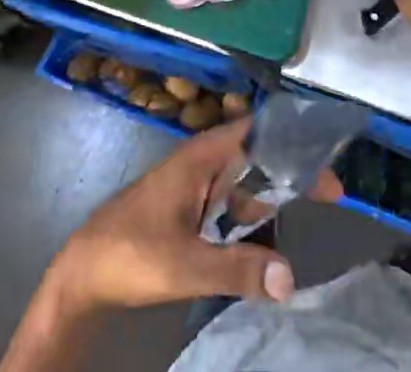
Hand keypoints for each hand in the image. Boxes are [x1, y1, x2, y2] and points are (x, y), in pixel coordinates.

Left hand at [42, 119, 338, 312]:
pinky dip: (251, 214)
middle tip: (330, 192)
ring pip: (242, 181)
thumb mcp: (185, 265)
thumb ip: (237, 269)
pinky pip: (228, 202)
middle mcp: (200, 163)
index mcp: (201, 158)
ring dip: (273, 193)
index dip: (291, 140)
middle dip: (291, 169)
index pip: (256, 132)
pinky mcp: (186, 208)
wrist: (80, 275)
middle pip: (255, 156)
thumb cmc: (129, 255)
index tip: (325, 156)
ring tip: (310, 208)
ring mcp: (192, 185)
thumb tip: (290, 278)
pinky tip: (266, 237)